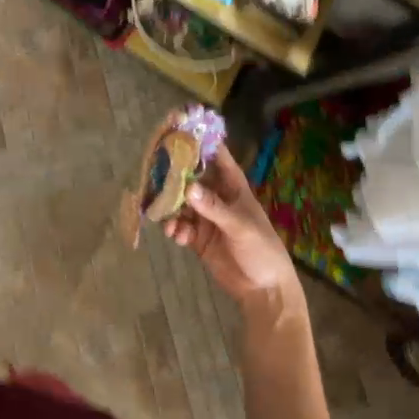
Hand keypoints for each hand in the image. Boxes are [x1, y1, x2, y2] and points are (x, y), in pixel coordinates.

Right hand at [164, 146, 300, 312]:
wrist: (265, 290)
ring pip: (180, 202)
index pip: (214, 155)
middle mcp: (216, 196)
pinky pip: (179, 225)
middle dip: (173, 176)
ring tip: (166, 217)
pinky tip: (175, 235)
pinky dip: (174, 227)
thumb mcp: (240, 226)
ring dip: (170, 207)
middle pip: (190, 177)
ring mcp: (205, 216)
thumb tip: (188, 189)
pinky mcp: (198, 237)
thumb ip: (214, 208)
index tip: (176, 127)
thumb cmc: (262, 249)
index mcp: (232, 185)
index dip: (198, 140)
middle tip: (154, 175)